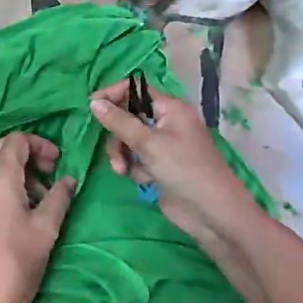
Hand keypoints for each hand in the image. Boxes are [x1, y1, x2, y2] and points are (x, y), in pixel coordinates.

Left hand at [0, 132, 76, 302]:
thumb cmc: (19, 260)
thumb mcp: (47, 226)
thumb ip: (60, 196)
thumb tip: (69, 180)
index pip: (16, 140)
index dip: (39, 144)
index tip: (57, 162)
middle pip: (3, 149)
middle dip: (29, 153)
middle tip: (50, 173)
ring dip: (20, 171)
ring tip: (43, 196)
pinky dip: (10, 185)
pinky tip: (26, 210)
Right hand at [89, 79, 265, 242]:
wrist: (212, 212)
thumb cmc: (184, 169)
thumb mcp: (149, 143)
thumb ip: (120, 122)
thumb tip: (94, 102)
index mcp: (171, 108)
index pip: (136, 89)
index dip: (113, 95)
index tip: (91, 106)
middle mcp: (168, 122)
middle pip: (129, 117)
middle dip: (117, 135)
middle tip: (115, 155)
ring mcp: (165, 146)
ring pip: (130, 140)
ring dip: (122, 154)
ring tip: (123, 171)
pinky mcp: (161, 167)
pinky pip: (137, 159)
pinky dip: (135, 168)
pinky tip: (144, 181)